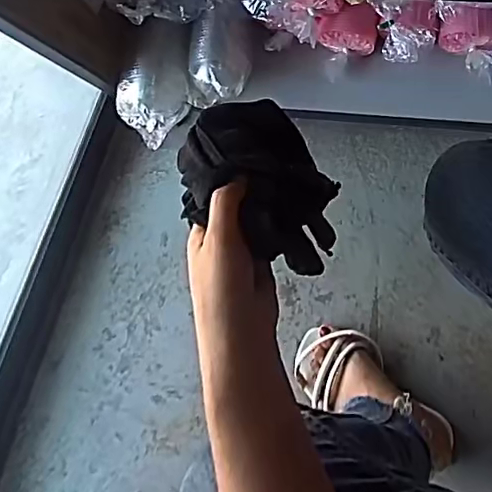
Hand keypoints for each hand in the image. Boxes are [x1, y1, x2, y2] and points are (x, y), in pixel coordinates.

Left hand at [188, 181, 278, 366]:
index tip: (251, 160)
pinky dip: (279, 226)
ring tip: (284, 186)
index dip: (231, 179)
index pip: (215, 196)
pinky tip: (290, 212)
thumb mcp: (218, 237)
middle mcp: (220, 239)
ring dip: (268, 209)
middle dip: (253, 192)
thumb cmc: (221, 289)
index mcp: (202, 231)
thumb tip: (237, 176)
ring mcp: (242, 251)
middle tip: (273, 171)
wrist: (243, 332)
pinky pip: (271, 235)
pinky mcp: (261, 261)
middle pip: (238, 205)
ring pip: (256, 219)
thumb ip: (225, 203)